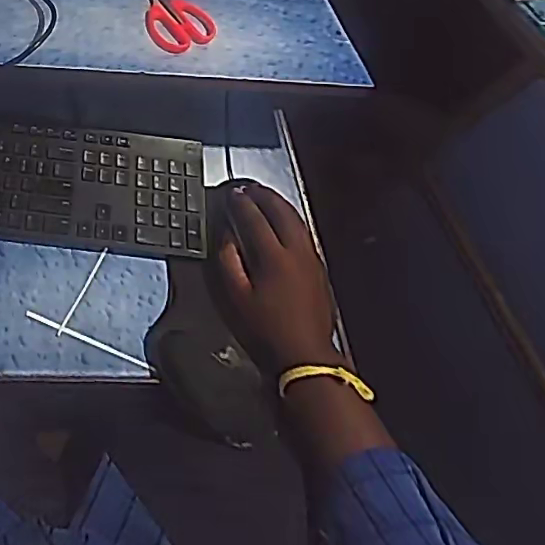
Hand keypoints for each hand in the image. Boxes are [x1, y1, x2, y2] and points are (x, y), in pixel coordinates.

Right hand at [216, 181, 339, 370]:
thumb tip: (226, 235)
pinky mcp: (319, 269)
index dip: (240, 203)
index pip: (254, 218)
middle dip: (263, 196)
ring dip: (279, 204)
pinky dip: (291, 219)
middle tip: (248, 187)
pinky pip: (304, 233)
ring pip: (296, 221)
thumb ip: (228, 260)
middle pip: (280, 212)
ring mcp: (311, 259)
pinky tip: (283, 221)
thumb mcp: (234, 295)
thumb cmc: (264, 328)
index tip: (230, 194)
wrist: (305, 357)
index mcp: (272, 256)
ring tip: (265, 197)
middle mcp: (295, 252)